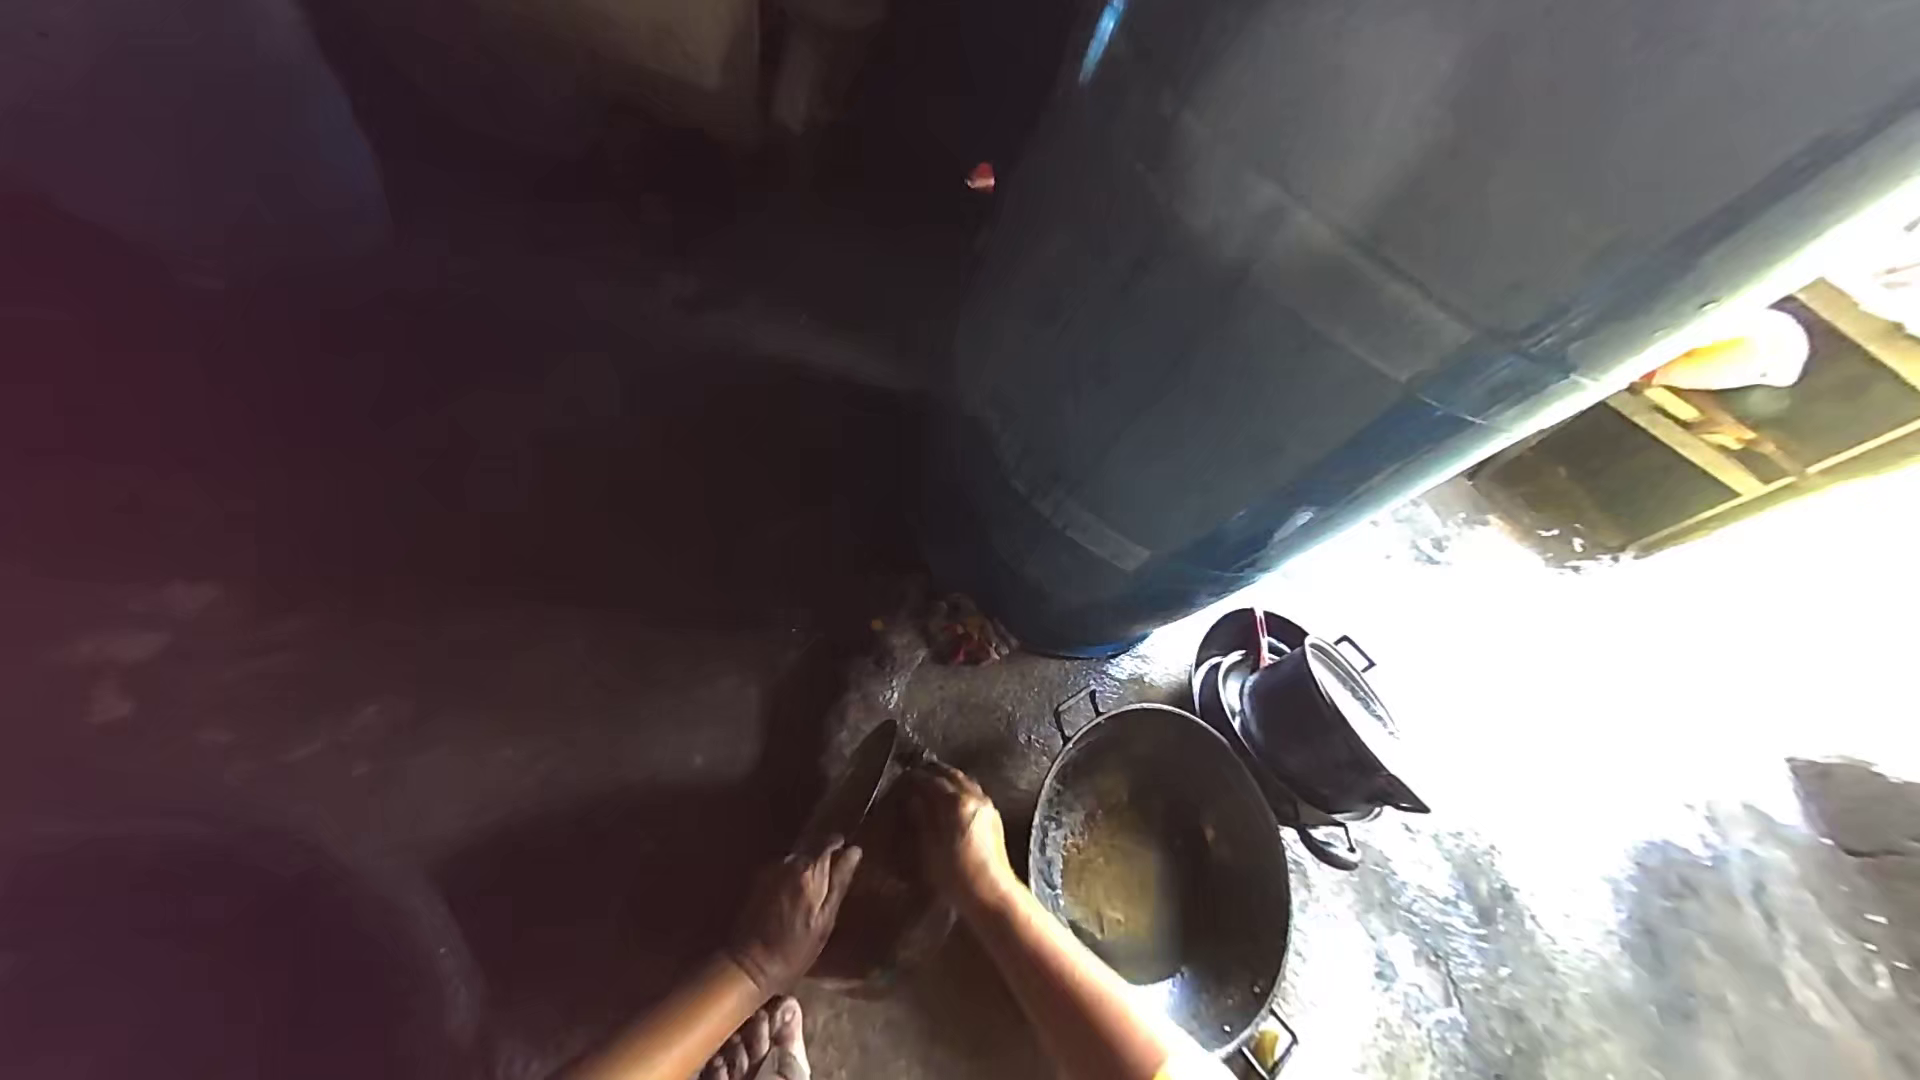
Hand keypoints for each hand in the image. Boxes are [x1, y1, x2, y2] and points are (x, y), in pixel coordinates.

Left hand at [725, 838, 862, 992]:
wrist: (748, 967)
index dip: (838, 844)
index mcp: (809, 870)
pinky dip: (789, 876)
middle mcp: (789, 861)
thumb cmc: (795, 950)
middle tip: (829, 880)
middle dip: (821, 858)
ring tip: (809, 892)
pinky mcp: (757, 878)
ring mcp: (770, 868)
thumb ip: (840, 881)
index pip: (828, 840)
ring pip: (796, 857)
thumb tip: (854, 850)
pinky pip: (781, 868)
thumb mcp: (825, 920)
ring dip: (804, 867)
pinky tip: (790, 898)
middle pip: (811, 846)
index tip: (846, 853)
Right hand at [905, 762, 1013, 907]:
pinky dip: (960, 788)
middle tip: (917, 774)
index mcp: (956, 803)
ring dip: (948, 778)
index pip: (933, 780)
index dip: (917, 777)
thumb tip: (914, 798)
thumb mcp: (930, 848)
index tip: (904, 777)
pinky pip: (974, 791)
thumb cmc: (956, 876)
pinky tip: (952, 798)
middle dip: (934, 772)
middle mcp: (974, 797)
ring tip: (933, 783)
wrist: (992, 894)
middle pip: (951, 774)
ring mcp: (986, 805)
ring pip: (965, 781)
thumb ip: (922, 818)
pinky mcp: (993, 816)